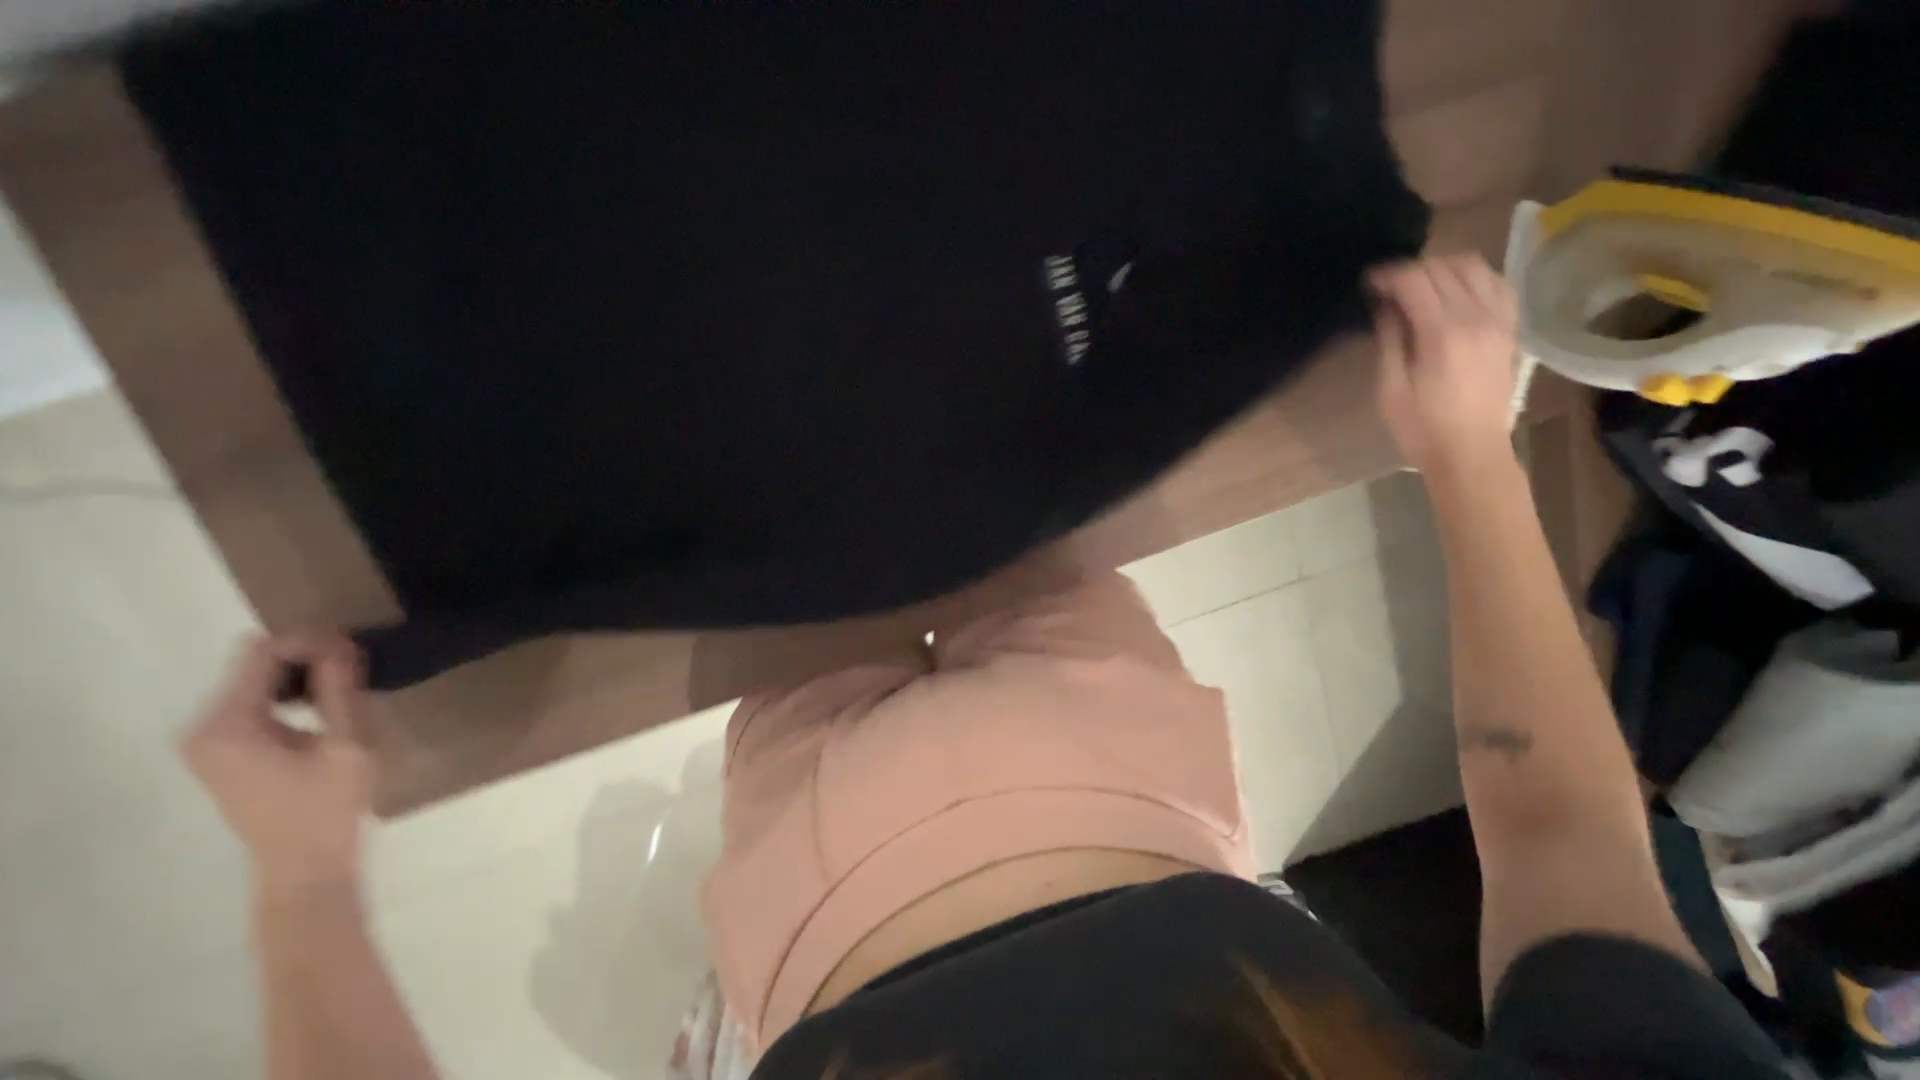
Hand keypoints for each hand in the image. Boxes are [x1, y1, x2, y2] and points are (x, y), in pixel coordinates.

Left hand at [182, 633, 374, 894]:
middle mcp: (203, 727)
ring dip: (298, 675)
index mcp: (226, 725)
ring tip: (344, 680)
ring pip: (253, 682)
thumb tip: (339, 643)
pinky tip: (322, 706)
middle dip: (304, 655)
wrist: (303, 870)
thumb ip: (338, 691)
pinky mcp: (221, 753)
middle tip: (354, 662)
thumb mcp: (345, 746)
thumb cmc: (327, 810)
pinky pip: (252, 704)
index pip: (261, 653)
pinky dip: (287, 696)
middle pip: (252, 664)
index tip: (353, 648)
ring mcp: (207, 742)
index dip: (309, 641)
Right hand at [1369, 255, 1520, 476]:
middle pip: (1443, 268)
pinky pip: (1497, 284)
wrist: (1472, 453)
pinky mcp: (1510, 329)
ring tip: (1422, 287)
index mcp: (1442, 334)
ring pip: (1473, 267)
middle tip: (1390, 289)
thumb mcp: (1391, 388)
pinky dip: (1474, 278)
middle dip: (1411, 271)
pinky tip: (1456, 293)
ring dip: (1443, 268)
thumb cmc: (1422, 428)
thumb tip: (1387, 306)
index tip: (1369, 283)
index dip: (1387, 275)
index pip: (1414, 281)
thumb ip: (1390, 339)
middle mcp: (1476, 317)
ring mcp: (1500, 321)